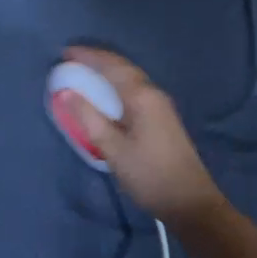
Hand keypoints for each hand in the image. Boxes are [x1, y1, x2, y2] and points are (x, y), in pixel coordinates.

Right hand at [61, 45, 227, 225]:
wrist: (192, 204)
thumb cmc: (150, 175)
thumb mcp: (114, 149)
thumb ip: (89, 118)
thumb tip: (66, 92)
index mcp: (141, 95)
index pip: (111, 65)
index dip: (87, 56)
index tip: (64, 54)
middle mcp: (153, 93)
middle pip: (122, 66)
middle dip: (97, 60)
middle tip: (72, 61)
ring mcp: (161, 105)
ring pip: (130, 78)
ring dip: (107, 71)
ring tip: (85, 75)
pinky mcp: (163, 118)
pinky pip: (134, 89)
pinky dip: (116, 84)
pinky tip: (107, 96)